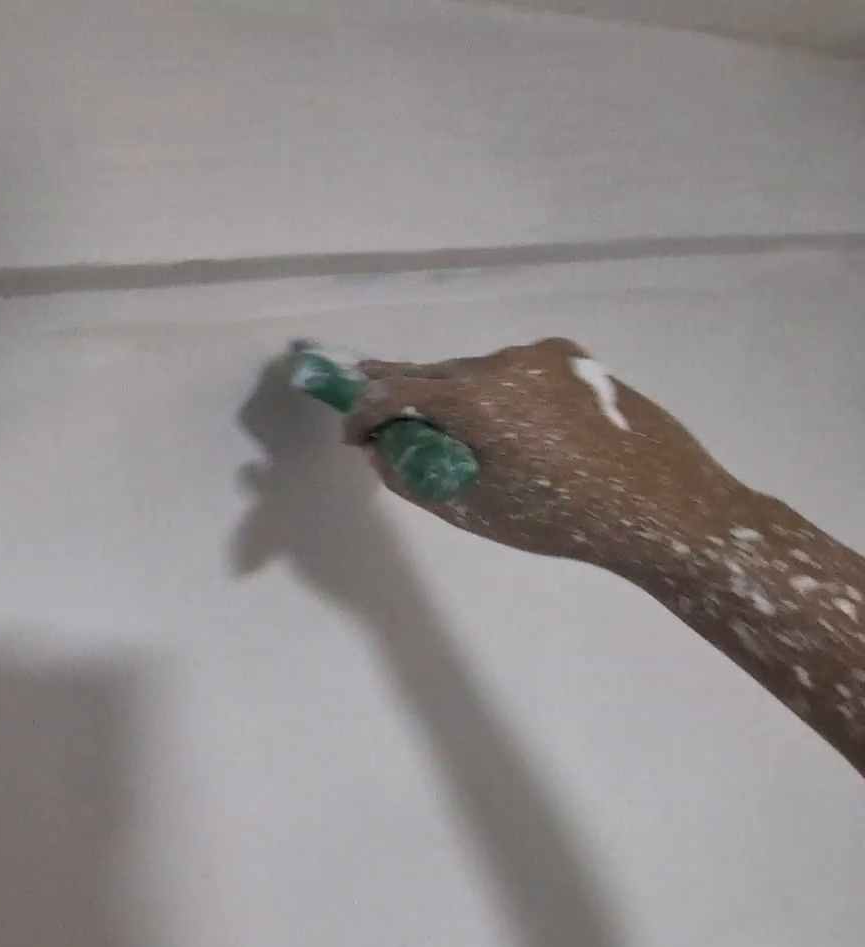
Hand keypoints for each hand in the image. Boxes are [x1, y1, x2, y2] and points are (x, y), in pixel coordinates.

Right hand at [343, 337, 745, 571]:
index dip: (360, 414)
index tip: (352, 438)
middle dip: (392, 391)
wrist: (666, 510)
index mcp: (472, 399)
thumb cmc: (554, 517)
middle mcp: (502, 365)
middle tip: (365, 403)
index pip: (390, 393)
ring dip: (442, 393)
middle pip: (428, 372)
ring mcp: (542, 358)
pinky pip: (508, 371)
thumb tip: (379, 451)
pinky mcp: (574, 362)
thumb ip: (406, 475)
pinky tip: (490, 418)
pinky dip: (485, 390)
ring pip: (469, 372)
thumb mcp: (464, 507)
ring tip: (431, 421)